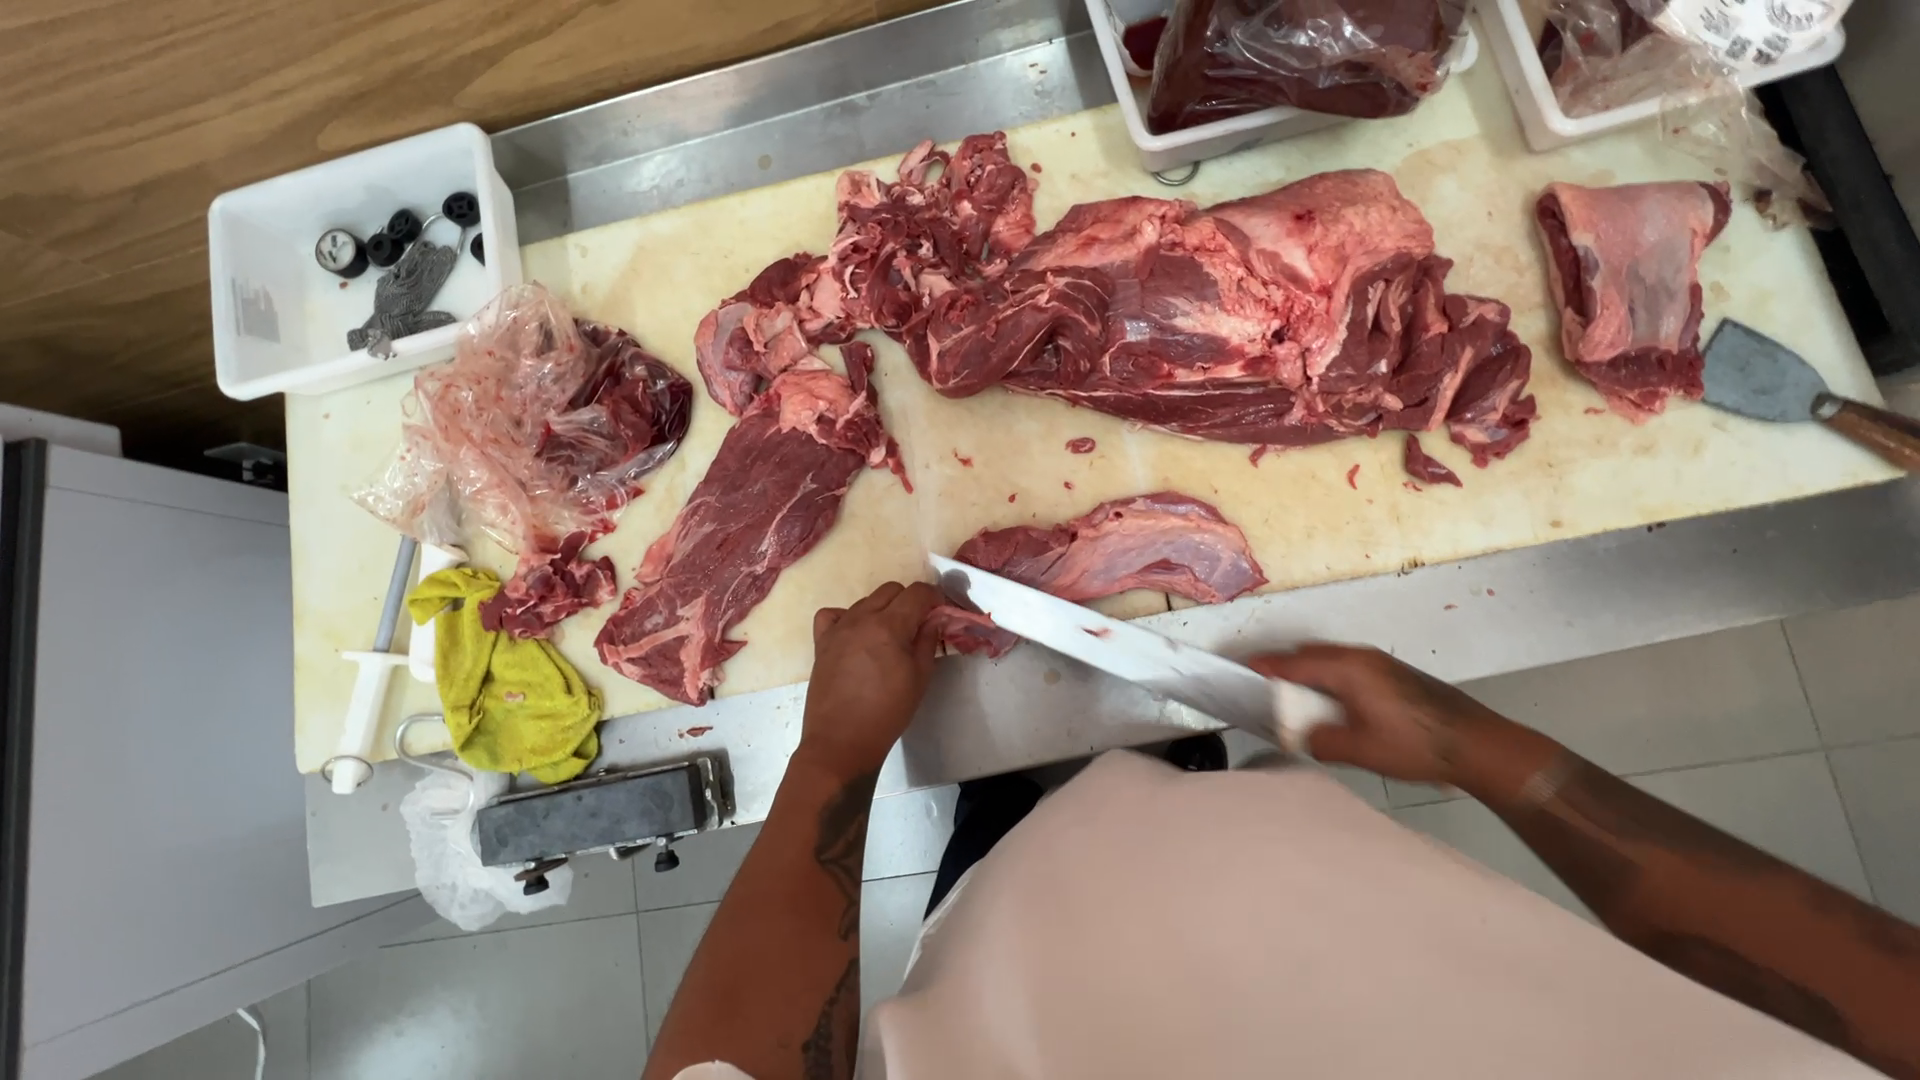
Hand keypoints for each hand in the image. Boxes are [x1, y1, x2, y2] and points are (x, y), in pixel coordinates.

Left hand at [797, 581, 942, 779]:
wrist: (842, 742)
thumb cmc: (887, 712)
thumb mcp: (919, 678)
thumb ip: (928, 641)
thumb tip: (934, 619)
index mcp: (889, 625)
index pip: (917, 592)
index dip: (934, 597)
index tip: (941, 611)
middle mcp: (861, 618)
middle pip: (891, 590)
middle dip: (909, 601)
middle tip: (918, 625)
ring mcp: (837, 628)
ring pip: (865, 601)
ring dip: (882, 609)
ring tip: (889, 637)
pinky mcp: (821, 642)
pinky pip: (833, 615)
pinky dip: (846, 617)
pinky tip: (855, 635)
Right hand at [1249, 644, 1519, 786]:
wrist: (1479, 744)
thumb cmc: (1416, 746)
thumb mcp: (1359, 751)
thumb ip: (1320, 741)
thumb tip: (1306, 736)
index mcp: (1347, 669)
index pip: (1292, 662)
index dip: (1264, 667)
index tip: (1240, 672)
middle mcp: (1360, 656)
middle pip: (1308, 653)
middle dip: (1283, 667)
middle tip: (1264, 688)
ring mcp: (1379, 661)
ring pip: (1329, 658)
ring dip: (1308, 672)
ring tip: (1294, 698)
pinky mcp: (1392, 672)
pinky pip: (1346, 665)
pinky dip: (1328, 676)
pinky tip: (1331, 702)